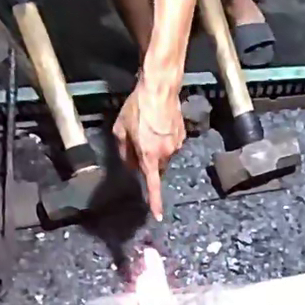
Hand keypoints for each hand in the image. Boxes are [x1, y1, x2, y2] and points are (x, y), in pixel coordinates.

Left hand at [113, 80, 185, 219]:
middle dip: (148, 163)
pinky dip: (165, 139)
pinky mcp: (183, 134)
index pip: (153, 185)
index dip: (155, 202)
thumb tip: (131, 164)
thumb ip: (124, 152)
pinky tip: (158, 124)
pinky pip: (172, 143)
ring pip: (164, 155)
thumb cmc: (138, 108)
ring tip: (148, 128)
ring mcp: (177, 144)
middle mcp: (166, 154)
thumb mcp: (120, 131)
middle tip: (137, 145)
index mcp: (149, 157)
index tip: (158, 216)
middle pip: (156, 168)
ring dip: (156, 148)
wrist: (160, 88)